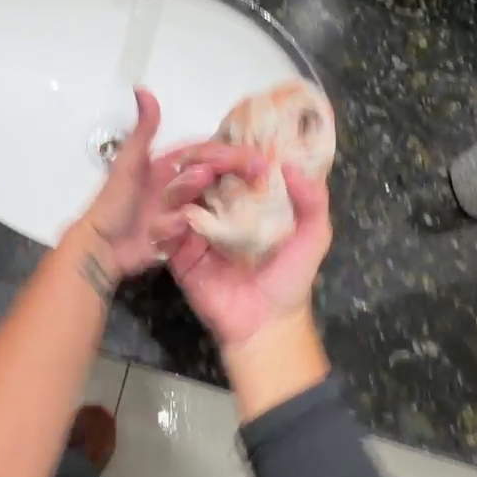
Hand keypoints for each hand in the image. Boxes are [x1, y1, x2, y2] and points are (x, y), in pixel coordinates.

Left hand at [77, 88, 261, 279]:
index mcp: (171, 167)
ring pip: (209, 203)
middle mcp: (182, 188)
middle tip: (256, 171)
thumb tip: (141, 88)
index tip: (250, 154)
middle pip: (215, 178)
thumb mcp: (129, 162)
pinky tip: (199, 223)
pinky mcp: (184, 239)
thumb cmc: (113, 202)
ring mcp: (185, 213)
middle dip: (232, 173)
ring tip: (203, 188)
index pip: (205, 154)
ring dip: (203, 195)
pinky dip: (195, 226)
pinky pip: (199, 231)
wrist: (101, 246)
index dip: (225, 152)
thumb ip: (143, 129)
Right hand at [166, 165, 331, 347]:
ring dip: (183, 183)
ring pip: (175, 195)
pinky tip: (183, 221)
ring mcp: (194, 231)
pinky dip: (167, 222)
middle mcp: (216, 209)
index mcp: (244, 199)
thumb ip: (312, 199)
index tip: (250, 158)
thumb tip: (289, 165)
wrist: (267, 323)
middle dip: (204, 158)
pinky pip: (162, 232)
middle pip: (198, 171)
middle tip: (215, 162)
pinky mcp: (177, 254)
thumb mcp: (314, 235)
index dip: (234, 152)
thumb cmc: (289, 278)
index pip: (230, 164)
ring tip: (199, 180)